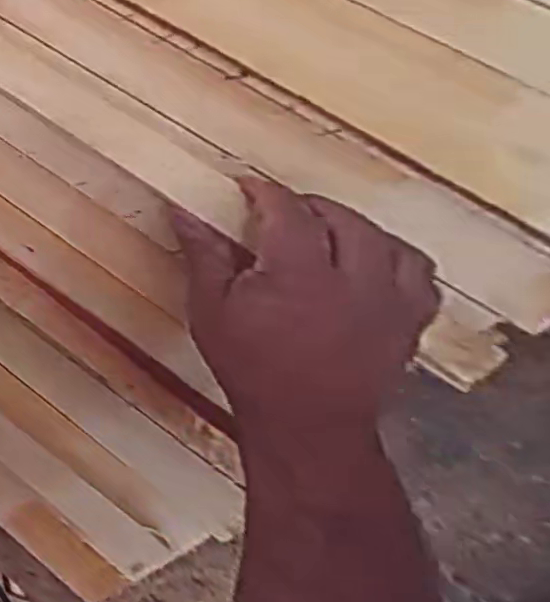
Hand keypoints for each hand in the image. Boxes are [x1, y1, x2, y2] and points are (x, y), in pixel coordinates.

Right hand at [174, 179, 440, 444]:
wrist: (306, 417)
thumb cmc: (246, 358)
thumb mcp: (209, 304)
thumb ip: (203, 253)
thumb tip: (183, 212)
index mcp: (300, 275)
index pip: (290, 213)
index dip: (266, 192)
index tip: (243, 185)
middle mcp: (356, 283)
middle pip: (346, 222)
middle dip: (310, 205)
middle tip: (278, 205)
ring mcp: (392, 304)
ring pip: (391, 244)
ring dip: (356, 227)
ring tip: (324, 228)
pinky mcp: (410, 322)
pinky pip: (418, 276)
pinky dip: (392, 257)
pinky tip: (365, 261)